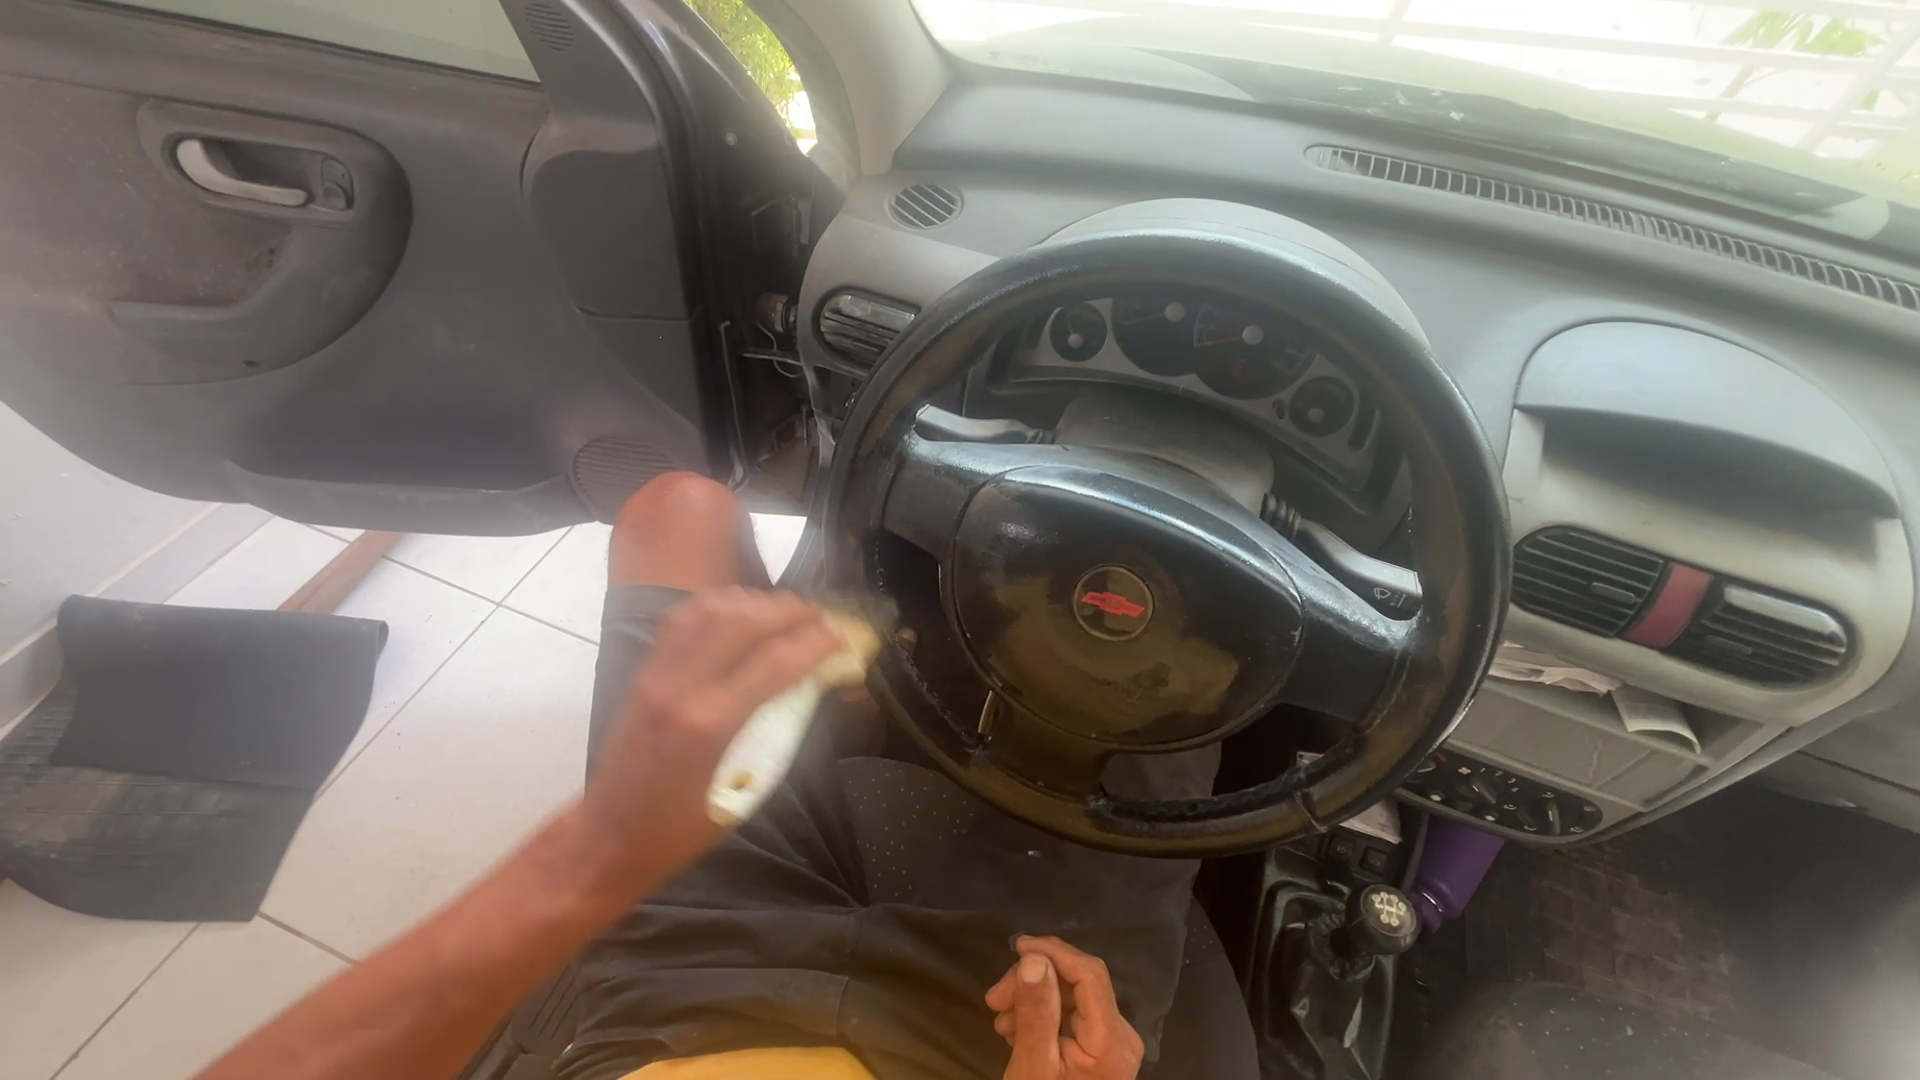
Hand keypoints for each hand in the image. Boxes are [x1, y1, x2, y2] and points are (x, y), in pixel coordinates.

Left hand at [581, 587, 842, 879]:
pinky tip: (743, 615)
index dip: (818, 642)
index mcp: (711, 725)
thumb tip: (819, 684)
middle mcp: (682, 687)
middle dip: (792, 612)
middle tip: (822, 620)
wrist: (608, 836)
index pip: (777, 661)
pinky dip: (722, 605)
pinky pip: (686, 618)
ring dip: (758, 604)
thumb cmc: (684, 827)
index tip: (845, 636)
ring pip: (713, 609)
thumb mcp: (747, 788)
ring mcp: (658, 672)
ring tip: (787, 614)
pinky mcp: (645, 668)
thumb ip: (781, 729)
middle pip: (745, 621)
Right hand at [985, 936, 1145, 1079]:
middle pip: (1078, 982)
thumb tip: (1034, 958)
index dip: (1053, 951)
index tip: (1016, 947)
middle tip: (995, 998)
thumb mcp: (1033, 1067)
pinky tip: (1017, 1027)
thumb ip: (1036, 1012)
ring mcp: (1113, 1042)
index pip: (1089, 973)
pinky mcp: (1102, 1049)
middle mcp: (1122, 1035)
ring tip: (1000, 1018)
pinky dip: (1043, 1012)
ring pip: (1072, 995)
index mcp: (1112, 1040)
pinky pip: (1072, 1014)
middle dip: (1034, 980)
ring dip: (1033, 996)